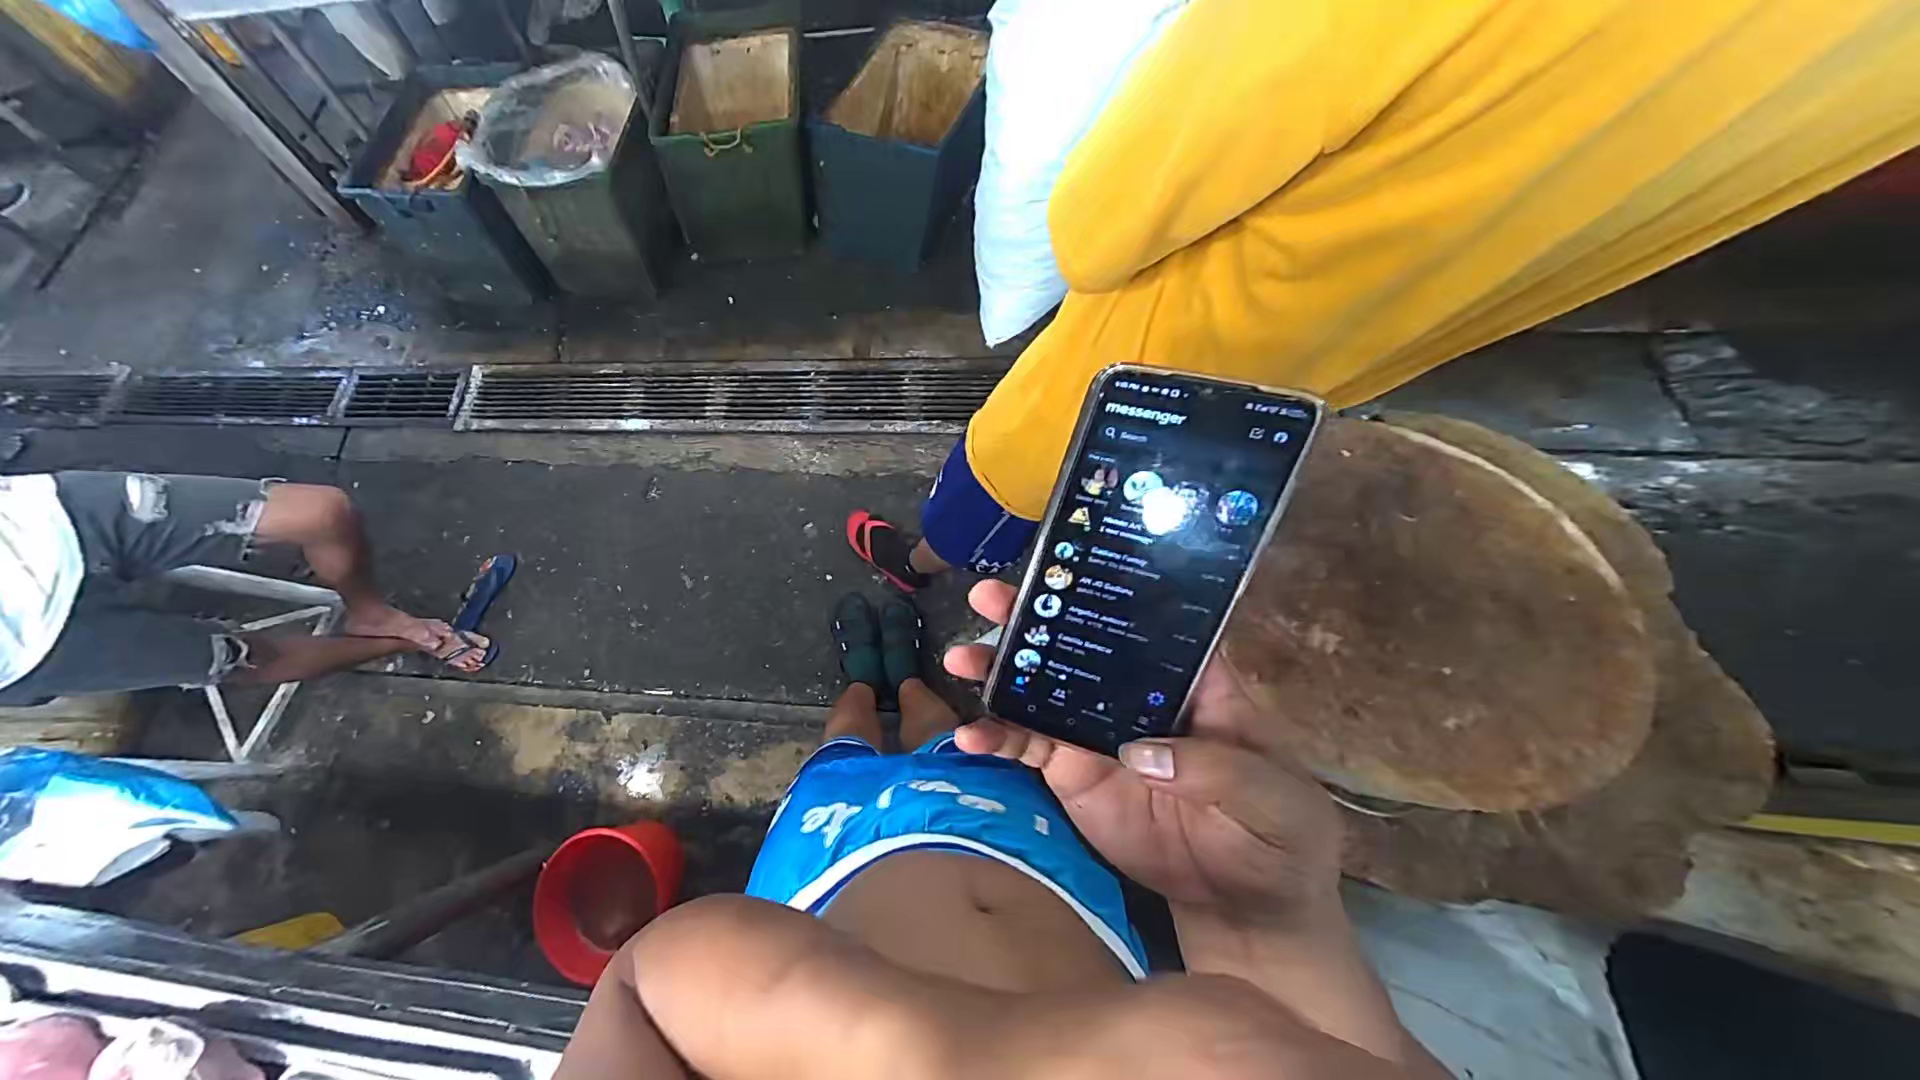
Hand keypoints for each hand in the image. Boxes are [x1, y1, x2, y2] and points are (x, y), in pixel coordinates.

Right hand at [944, 580, 1343, 924]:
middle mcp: (1135, 694)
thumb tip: (1137, 752)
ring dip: (1000, 672)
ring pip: (1042, 689)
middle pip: (1079, 645)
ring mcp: (1097, 732)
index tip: (1061, 570)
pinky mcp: (1073, 772)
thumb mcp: (1272, 799)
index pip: (1147, 625)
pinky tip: (968, 737)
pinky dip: (997, 739)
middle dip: (1034, 619)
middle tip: (990, 596)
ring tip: (961, 659)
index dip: (1106, 594)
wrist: (1241, 905)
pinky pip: (1029, 748)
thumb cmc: (1278, 838)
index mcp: (1191, 681)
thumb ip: (1215, 769)